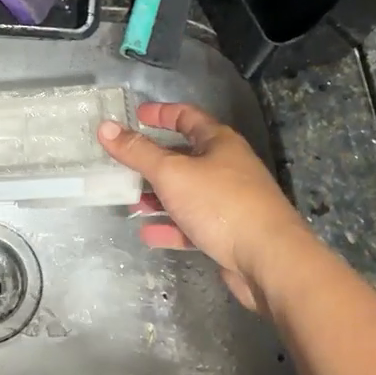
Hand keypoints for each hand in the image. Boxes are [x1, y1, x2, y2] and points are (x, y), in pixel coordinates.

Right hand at [98, 101, 311, 311]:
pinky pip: (193, 224)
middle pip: (184, 156)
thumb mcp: (172, 173)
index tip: (134, 116)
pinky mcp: (229, 233)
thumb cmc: (221, 204)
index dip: (161, 114)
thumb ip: (138, 152)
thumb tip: (105, 126)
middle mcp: (227, 167)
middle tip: (122, 165)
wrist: (270, 260)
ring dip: (159, 196)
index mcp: (219, 142)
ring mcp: (230, 201)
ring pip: (187, 192)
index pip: (187, 116)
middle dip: (152, 162)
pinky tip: (148, 234)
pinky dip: (171, 227)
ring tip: (130, 202)